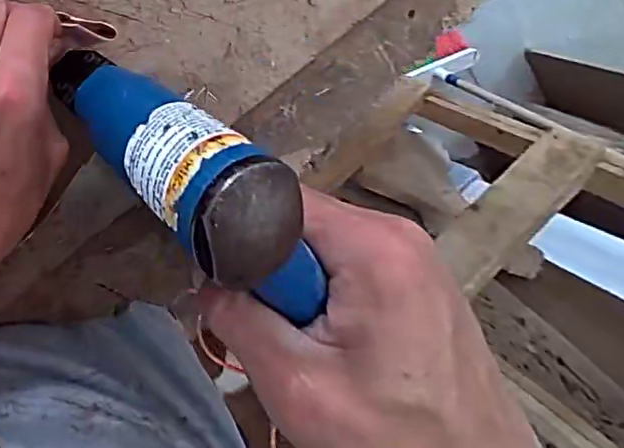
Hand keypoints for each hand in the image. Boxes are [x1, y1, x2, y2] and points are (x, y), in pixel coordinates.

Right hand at [200, 189, 537, 447]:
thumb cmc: (399, 440)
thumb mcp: (299, 387)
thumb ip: (240, 323)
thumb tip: (204, 284)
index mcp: (373, 243)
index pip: (283, 199)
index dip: (244, 228)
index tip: (224, 267)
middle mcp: (398, 230)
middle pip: (305, 220)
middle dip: (278, 268)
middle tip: (279, 325)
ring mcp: (414, 249)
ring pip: (327, 242)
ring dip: (305, 283)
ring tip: (314, 341)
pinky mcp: (419, 272)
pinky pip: (354, 259)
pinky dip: (334, 291)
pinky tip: (342, 340)